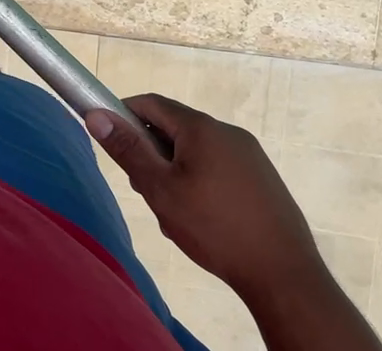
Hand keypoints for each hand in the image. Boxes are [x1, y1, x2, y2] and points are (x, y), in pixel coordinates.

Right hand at [88, 94, 322, 297]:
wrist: (286, 278)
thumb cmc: (214, 228)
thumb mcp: (159, 189)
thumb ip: (127, 149)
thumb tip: (96, 114)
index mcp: (203, 128)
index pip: (151, 103)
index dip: (124, 115)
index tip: (112, 142)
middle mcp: (229, 133)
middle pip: (174, 128)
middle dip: (151, 152)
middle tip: (143, 187)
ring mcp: (251, 157)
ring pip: (195, 151)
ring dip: (174, 171)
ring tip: (173, 211)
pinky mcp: (264, 181)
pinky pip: (218, 168)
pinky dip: (200, 182)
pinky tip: (200, 218)